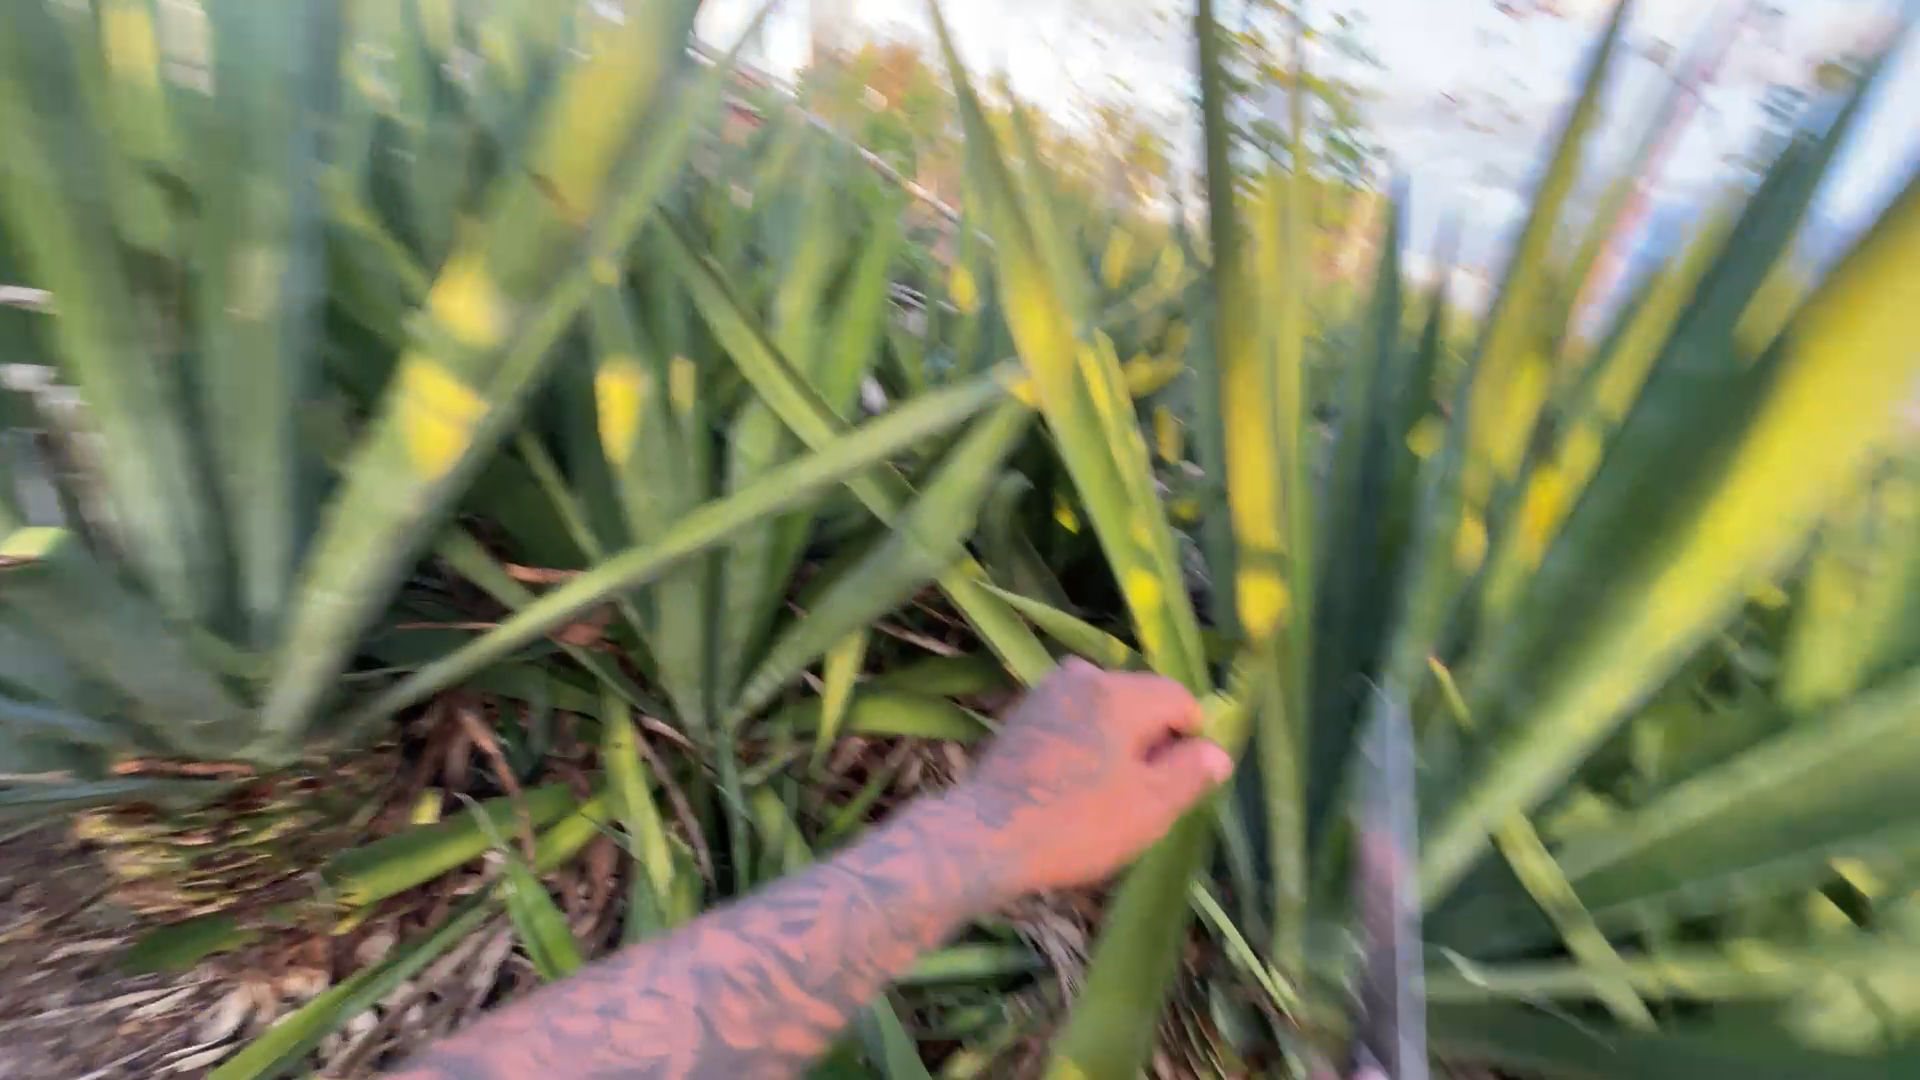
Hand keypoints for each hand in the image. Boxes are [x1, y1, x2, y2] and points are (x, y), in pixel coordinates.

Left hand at [946, 657, 1233, 895]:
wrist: (985, 833)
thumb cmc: (1076, 822)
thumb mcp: (1149, 807)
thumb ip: (1190, 772)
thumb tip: (1216, 751)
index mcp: (1120, 691)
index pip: (1178, 698)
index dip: (1187, 740)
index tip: (1173, 782)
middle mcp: (1083, 675)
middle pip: (1140, 698)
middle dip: (1149, 738)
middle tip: (1135, 794)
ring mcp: (1048, 689)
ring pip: (1105, 707)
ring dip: (1114, 739)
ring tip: (1101, 791)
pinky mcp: (1024, 709)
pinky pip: (1073, 714)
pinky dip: (1083, 738)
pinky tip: (1069, 782)